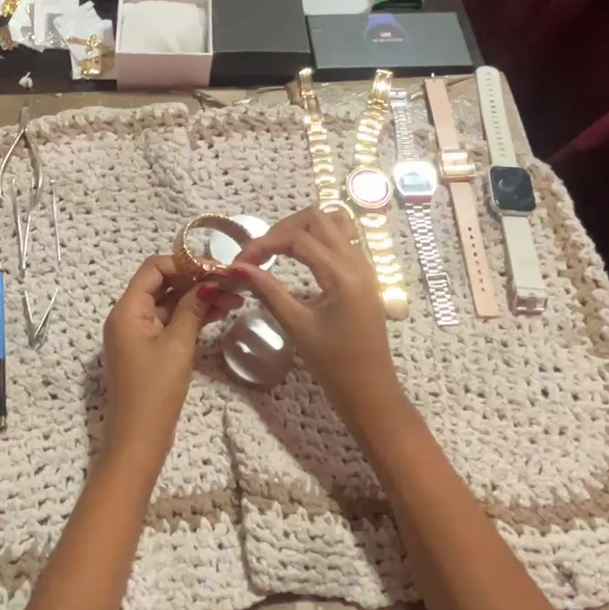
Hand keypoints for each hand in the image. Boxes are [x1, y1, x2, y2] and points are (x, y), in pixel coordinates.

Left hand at [100, 257, 242, 472]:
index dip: (184, 263)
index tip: (216, 268)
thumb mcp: (177, 346)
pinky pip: (172, 322)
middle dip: (196, 279)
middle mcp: (129, 316)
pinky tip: (221, 312)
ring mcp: (139, 334)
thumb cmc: (155, 391)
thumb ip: (192, 309)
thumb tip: (210, 281)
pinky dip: (193, 316)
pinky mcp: (150, 349)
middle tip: (231, 281)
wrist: (139, 441)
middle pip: (163, 283)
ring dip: (199, 298)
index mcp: (127, 310)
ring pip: (170, 303)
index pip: (154, 268)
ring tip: (235, 297)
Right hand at [227, 207, 404, 419]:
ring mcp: (364, 265)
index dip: (263, 243)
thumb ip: (268, 291)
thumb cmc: (334, 364)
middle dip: (281, 229)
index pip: (297, 239)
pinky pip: (343, 238)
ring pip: (333, 222)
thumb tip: (238, 268)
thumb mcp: (297, 326)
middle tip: (258, 254)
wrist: (370, 391)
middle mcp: (358, 261)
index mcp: (343, 274)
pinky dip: (318, 237)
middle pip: (317, 218)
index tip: (239, 262)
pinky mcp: (363, 274)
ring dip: (302, 228)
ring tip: (278, 249)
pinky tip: (300, 256)